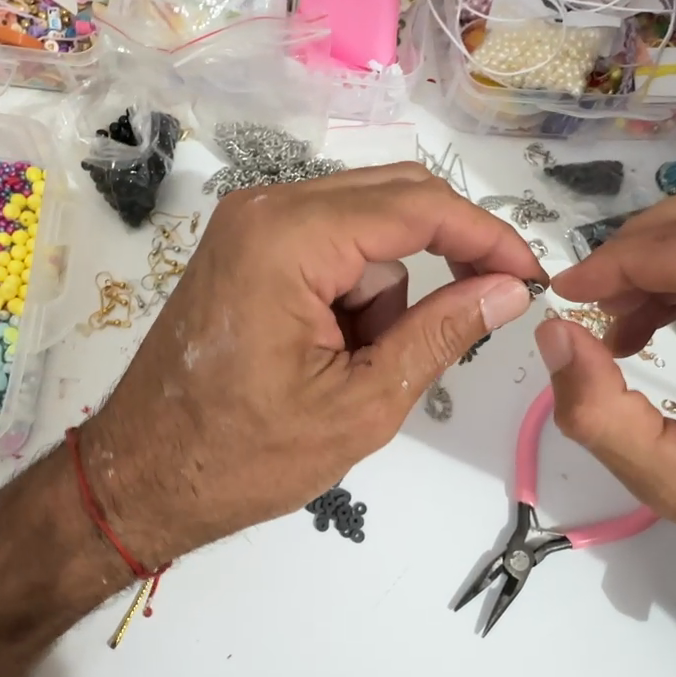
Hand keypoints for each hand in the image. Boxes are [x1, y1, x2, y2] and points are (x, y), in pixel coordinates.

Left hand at [86, 164, 545, 562]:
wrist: (143, 477)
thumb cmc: (244, 456)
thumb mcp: (362, 404)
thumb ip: (441, 334)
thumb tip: (509, 288)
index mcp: (291, 238)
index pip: (418, 208)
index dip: (486, 237)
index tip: (531, 276)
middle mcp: (266, 207)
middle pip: (393, 199)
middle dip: (441, 257)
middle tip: (478, 313)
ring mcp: (249, 224)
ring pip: (365, 229)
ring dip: (386, 291)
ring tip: (356, 365)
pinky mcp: (245, 249)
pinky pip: (329, 247)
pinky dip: (352, 294)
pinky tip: (328, 351)